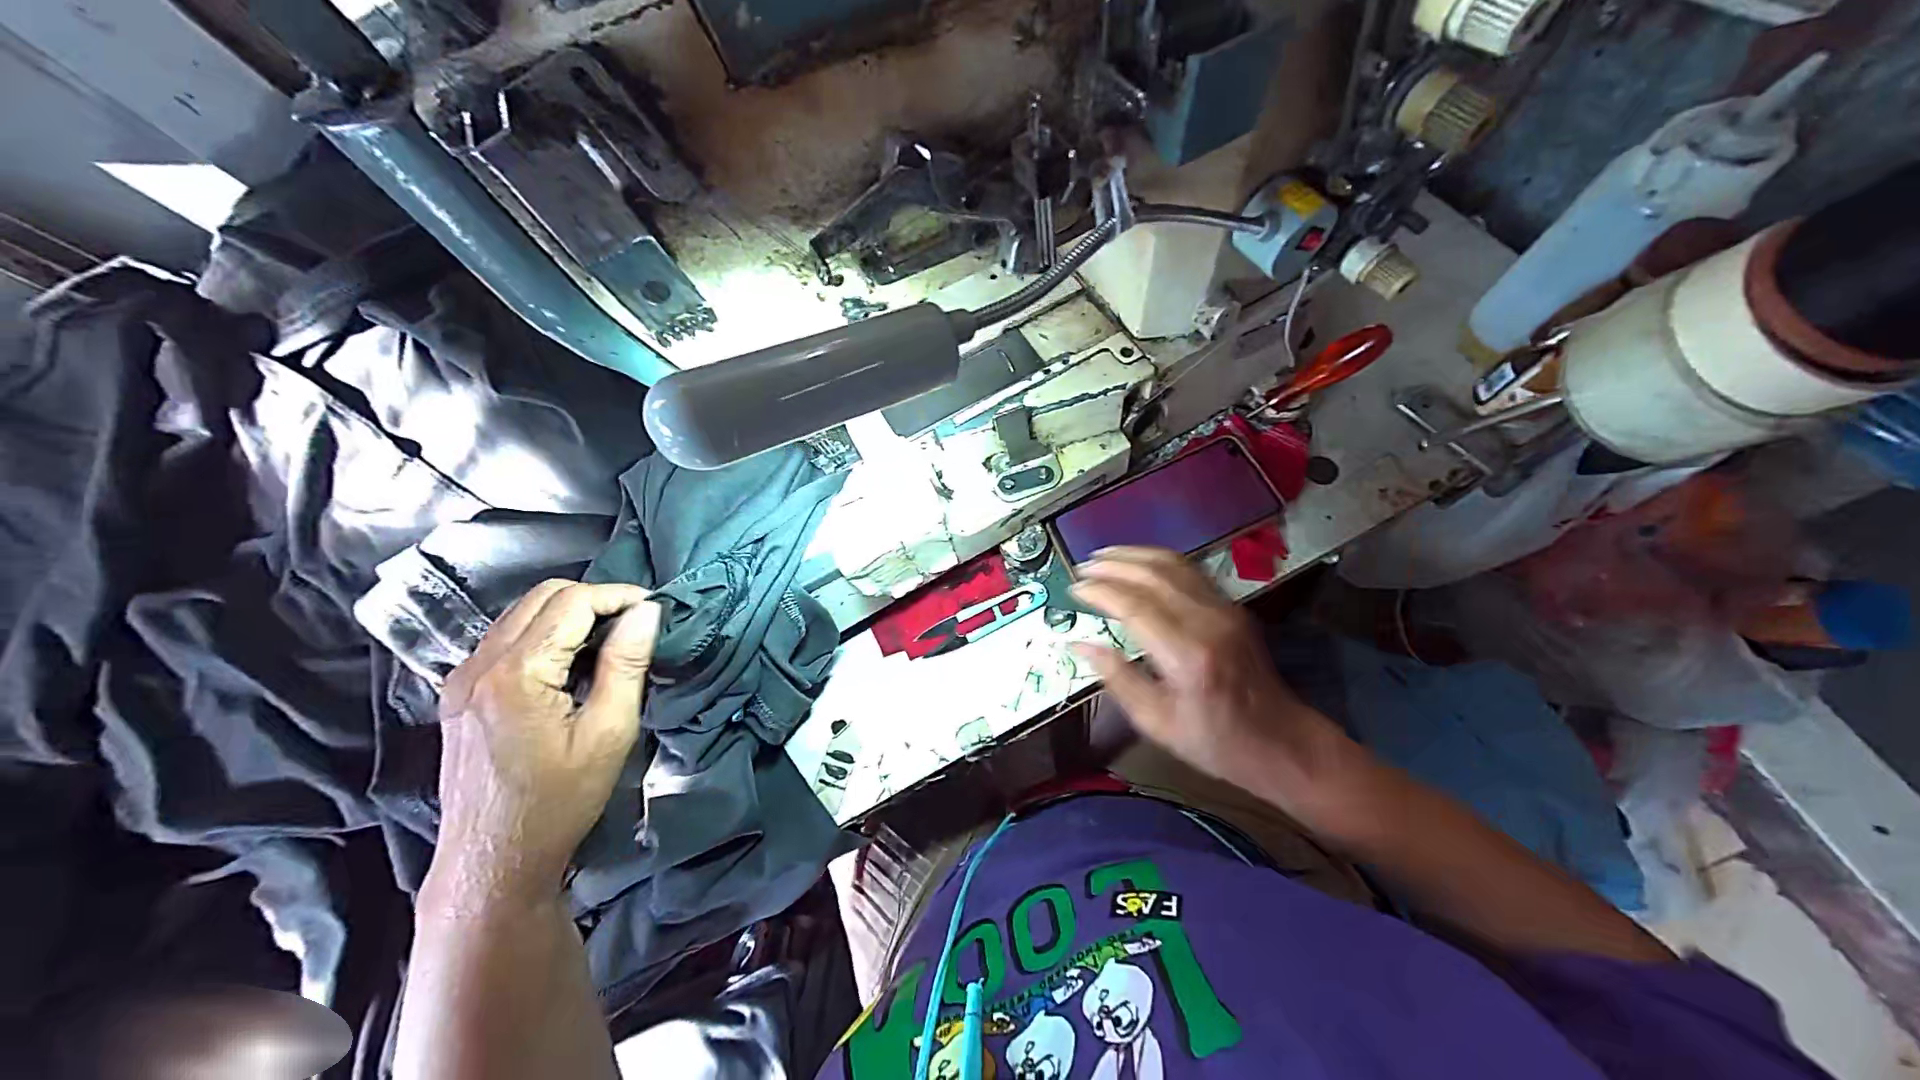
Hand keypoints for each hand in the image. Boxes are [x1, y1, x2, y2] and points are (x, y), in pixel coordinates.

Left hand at [428, 580, 661, 909]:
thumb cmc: (558, 802)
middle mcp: (478, 664)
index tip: (653, 608)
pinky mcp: (458, 694)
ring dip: (569, 614)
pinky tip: (570, 663)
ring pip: (521, 614)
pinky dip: (544, 634)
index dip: (618, 595)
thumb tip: (647, 612)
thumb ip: (626, 663)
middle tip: (635, 621)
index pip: (572, 602)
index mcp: (515, 672)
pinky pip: (505, 639)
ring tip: (610, 639)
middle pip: (542, 596)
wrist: (492, 861)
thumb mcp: (609, 732)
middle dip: (594, 598)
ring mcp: (461, 678)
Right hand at [1069, 547, 1365, 814]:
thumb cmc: (1214, 740)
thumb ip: (1117, 678)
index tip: (1074, 588)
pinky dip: (1158, 561)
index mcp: (1186, 655)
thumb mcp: (1156, 722)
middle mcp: (1207, 622)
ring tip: (1103, 557)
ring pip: (1173, 565)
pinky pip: (1190, 572)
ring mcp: (1224, 610)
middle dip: (1113, 566)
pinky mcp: (1232, 608)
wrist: (1280, 741)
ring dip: (1134, 555)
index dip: (1100, 592)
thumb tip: (1080, 645)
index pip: (1134, 607)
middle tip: (1082, 568)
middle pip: (1153, 576)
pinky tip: (1139, 564)